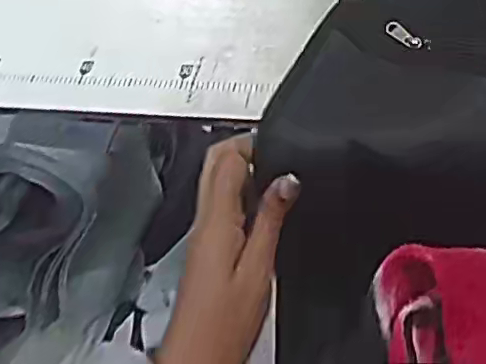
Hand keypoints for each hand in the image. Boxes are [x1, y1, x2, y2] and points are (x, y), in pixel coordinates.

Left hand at [157, 136, 298, 363]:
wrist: (197, 359)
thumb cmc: (223, 325)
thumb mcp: (260, 268)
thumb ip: (272, 218)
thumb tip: (288, 179)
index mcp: (216, 218)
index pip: (226, 157)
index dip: (252, 144)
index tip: (277, 146)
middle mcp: (203, 220)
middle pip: (214, 161)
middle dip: (244, 148)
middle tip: (273, 154)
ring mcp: (201, 233)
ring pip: (215, 180)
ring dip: (242, 172)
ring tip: (273, 182)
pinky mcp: (204, 247)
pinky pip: (219, 205)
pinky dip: (240, 196)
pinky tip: (261, 212)